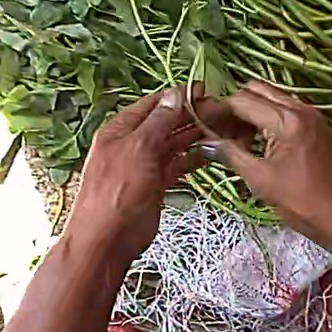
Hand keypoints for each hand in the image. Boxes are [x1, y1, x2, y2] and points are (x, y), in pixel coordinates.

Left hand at [66, 89, 208, 262]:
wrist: (106, 239)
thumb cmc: (117, 192)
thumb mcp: (138, 149)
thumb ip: (159, 122)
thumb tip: (176, 95)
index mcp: (121, 129)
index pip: (155, 104)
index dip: (180, 96)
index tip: (206, 91)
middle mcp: (134, 143)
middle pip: (168, 123)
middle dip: (194, 115)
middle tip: (223, 111)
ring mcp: (146, 164)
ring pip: (176, 143)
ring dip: (198, 135)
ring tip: (224, 128)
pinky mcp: (157, 183)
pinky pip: (179, 164)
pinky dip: (195, 157)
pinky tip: (212, 152)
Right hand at [208, 83, 331, 249]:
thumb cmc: (300, 201)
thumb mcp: (259, 179)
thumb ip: (230, 154)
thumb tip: (203, 143)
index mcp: (287, 121)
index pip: (242, 101)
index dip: (219, 110)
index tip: (202, 124)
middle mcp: (300, 109)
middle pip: (257, 90)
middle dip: (234, 107)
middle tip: (218, 131)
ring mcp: (310, 114)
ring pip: (271, 98)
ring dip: (250, 112)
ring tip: (234, 140)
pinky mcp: (314, 124)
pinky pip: (284, 109)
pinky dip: (266, 118)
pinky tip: (254, 141)